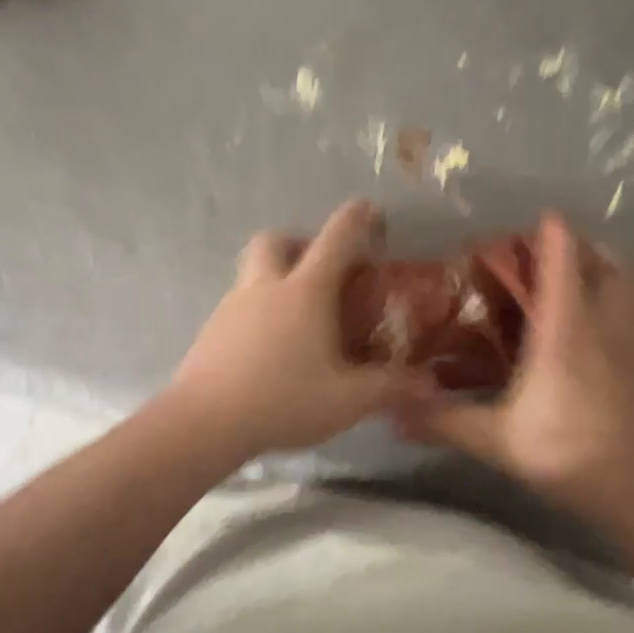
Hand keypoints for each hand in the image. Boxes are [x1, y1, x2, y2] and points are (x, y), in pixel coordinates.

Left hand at [166, 200, 430, 456]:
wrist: (204, 422)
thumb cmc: (284, 400)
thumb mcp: (347, 400)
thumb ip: (389, 388)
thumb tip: (429, 385)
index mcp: (305, 291)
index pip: (336, 239)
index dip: (356, 219)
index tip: (368, 210)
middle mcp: (266, 287)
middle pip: (277, 240)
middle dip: (300, 243)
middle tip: (321, 268)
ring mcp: (231, 306)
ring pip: (253, 272)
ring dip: (275, 278)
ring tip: (298, 316)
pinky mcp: (211, 331)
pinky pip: (238, 305)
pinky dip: (257, 311)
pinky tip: (269, 347)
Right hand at [398, 213, 633, 512]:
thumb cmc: (566, 453)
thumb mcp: (496, 440)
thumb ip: (444, 422)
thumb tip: (390, 413)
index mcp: (566, 329)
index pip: (563, 261)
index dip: (551, 233)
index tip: (536, 217)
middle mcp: (606, 323)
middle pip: (604, 262)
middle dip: (580, 246)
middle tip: (550, 250)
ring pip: (629, 285)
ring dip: (606, 269)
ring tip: (579, 277)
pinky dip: (621, 302)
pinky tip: (602, 328)